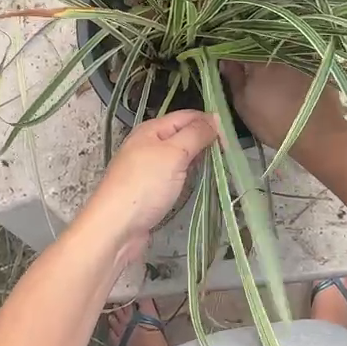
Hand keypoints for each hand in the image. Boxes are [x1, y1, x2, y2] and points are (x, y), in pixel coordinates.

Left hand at [80, 111, 217, 264]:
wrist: (115, 229)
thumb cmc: (145, 186)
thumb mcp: (174, 153)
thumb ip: (196, 134)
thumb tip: (215, 117)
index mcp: (152, 129)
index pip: (187, 116)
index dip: (209, 122)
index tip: (231, 138)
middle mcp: (148, 144)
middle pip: (184, 135)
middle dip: (205, 142)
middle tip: (228, 155)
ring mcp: (148, 168)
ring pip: (180, 157)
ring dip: (198, 161)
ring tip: (218, 168)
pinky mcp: (150, 190)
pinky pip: (174, 175)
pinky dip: (187, 177)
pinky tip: (197, 184)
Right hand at [221, 61, 346, 152]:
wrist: (317, 134)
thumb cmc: (273, 123)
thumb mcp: (244, 106)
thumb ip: (233, 80)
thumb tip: (225, 61)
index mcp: (258, 62)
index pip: (238, 49)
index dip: (232, 56)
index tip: (230, 66)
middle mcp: (278, 54)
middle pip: (259, 50)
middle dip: (251, 58)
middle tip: (248, 75)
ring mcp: (297, 60)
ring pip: (277, 56)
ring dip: (270, 64)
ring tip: (269, 82)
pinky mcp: (314, 67)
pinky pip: (294, 62)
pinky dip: (288, 70)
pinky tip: (288, 84)